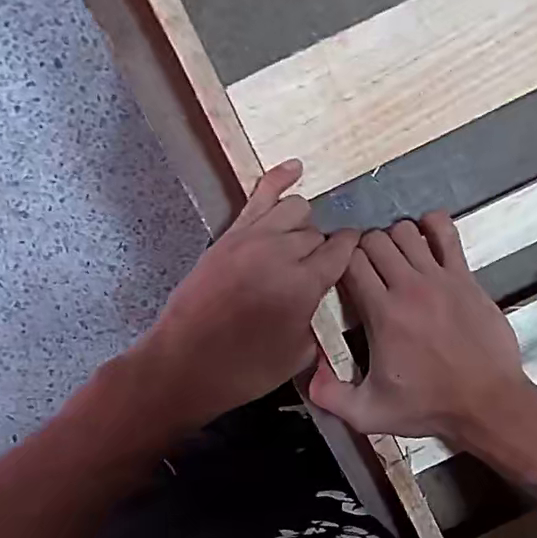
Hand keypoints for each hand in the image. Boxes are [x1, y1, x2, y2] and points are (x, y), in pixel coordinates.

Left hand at [131, 160, 358, 429]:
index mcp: (303, 283)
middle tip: (319, 267)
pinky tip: (295, 168)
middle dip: (323, 248)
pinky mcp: (229, 235)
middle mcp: (281, 251)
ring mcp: (252, 238)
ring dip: (304, 224)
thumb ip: (317, 318)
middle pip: (316, 233)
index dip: (350, 254)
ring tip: (302, 241)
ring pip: (294, 208)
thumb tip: (322, 296)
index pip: (341, 251)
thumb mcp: (297, 355)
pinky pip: (259, 195)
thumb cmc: (243, 369)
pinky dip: (279, 178)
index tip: (353, 257)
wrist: (183, 363)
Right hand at [309, 212, 536, 442]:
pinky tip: (425, 239)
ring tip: (392, 259)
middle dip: (362, 249)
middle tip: (364, 268)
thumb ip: (330, 396)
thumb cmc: (430, 407)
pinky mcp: (465, 278)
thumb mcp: (369, 413)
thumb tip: (308, 376)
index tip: (339, 274)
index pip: (350, 262)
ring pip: (405, 231)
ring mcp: (441, 278)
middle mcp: (410, 288)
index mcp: (383, 314)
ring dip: (393, 239)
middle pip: (374, 240)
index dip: (339, 261)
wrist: (489, 404)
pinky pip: (446, 232)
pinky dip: (432, 226)